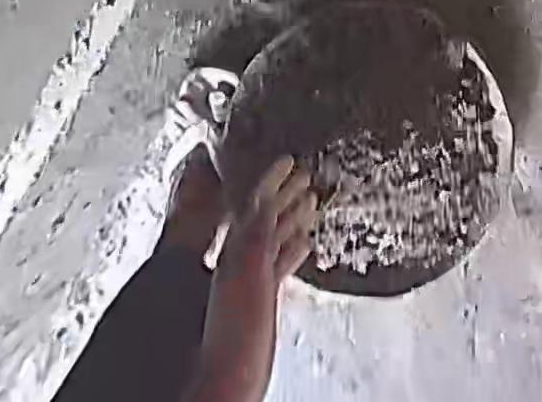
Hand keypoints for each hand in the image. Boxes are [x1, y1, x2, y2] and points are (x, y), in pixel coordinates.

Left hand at [185, 157, 317, 401]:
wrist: (230, 380)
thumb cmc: (234, 332)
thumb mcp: (247, 274)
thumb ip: (254, 235)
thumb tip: (262, 197)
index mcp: (237, 250)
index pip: (256, 204)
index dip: (272, 180)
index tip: (287, 161)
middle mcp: (243, 259)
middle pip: (266, 217)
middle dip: (285, 194)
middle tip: (305, 175)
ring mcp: (253, 278)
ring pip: (276, 237)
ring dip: (292, 217)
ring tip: (311, 201)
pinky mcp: (263, 296)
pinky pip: (281, 261)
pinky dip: (293, 247)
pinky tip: (305, 243)